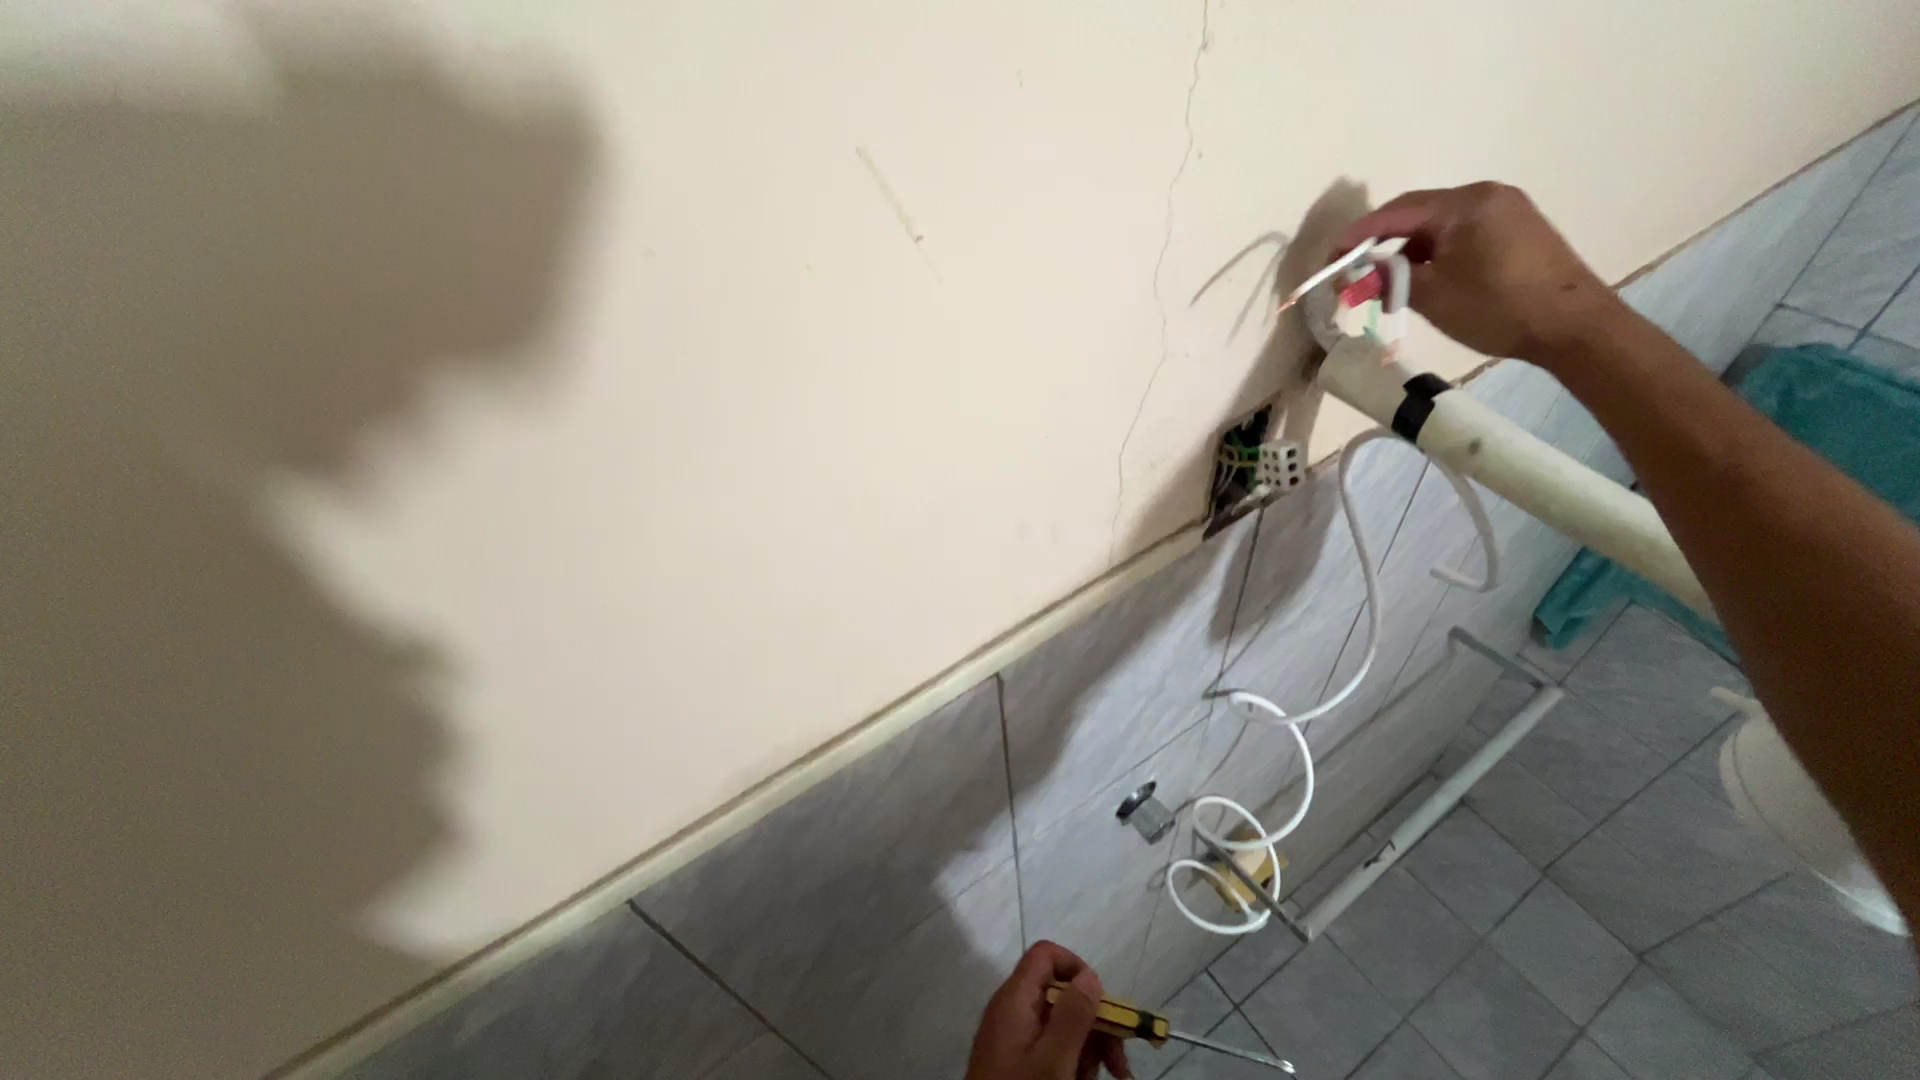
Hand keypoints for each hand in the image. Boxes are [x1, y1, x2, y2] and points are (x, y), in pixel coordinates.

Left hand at [964, 941, 1131, 1079]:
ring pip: (1061, 1024)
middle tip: (1118, 1063)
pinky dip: (1072, 1062)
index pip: (1046, 955)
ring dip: (1088, 1049)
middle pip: (1061, 994)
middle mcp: (1013, 1010)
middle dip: (1094, 1023)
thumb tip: (1090, 975)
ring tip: (1102, 1077)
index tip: (1102, 1005)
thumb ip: (1072, 1016)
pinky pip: (1051, 1047)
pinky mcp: (1017, 1060)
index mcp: (1015, 999)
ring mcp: (1014, 1036)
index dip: (1077, 969)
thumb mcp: (1053, 1061)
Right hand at [1335, 182, 1627, 365]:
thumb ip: (1388, 278)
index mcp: (1464, 204)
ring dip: (1405, 252)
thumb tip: (1357, 273)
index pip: (1394, 213)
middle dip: (1378, 244)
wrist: (1573, 326)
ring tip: (1386, 286)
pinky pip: (1459, 232)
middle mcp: (1485, 195)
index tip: (1328, 260)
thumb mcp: (1432, 296)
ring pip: (1436, 225)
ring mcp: (1504, 209)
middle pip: (1414, 213)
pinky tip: (1422, 280)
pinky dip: (1432, 253)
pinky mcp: (1515, 228)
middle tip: (1351, 273)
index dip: (1355, 237)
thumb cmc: (1498, 308)